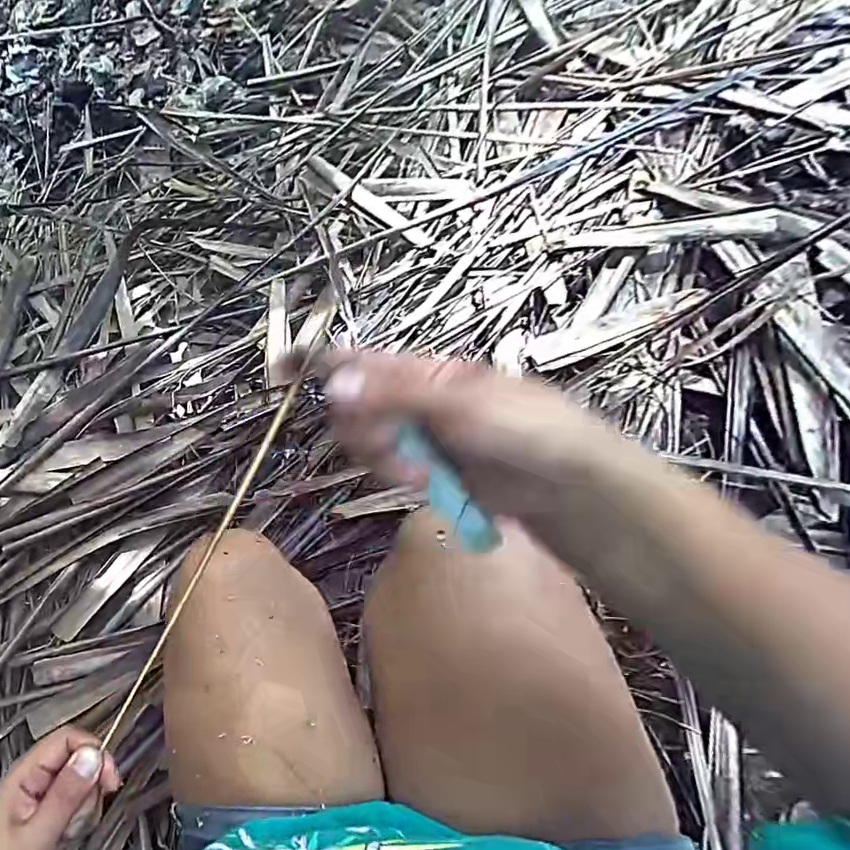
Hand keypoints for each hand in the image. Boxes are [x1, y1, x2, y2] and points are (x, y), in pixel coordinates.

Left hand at [0, 728, 122, 849]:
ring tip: (65, 837)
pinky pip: (79, 810)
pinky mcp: (51, 825)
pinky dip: (81, 825)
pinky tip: (67, 843)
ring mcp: (42, 806)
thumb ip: (67, 794)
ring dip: (85, 811)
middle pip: (79, 761)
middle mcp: (31, 786)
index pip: (65, 740)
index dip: (92, 752)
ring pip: (83, 787)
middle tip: (76, 820)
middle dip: (89, 789)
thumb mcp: (38, 839)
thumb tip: (91, 754)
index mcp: (21, 778)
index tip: (110, 779)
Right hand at [313, 351, 639, 521]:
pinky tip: (424, 481)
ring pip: (365, 442)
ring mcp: (417, 436)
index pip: (361, 360)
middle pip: (353, 407)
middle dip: (364, 429)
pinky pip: (385, 469)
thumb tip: (335, 383)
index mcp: (425, 371)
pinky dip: (396, 477)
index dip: (321, 361)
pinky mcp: (422, 468)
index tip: (283, 367)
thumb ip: (395, 394)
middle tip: (391, 444)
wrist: (566, 490)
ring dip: (382, 458)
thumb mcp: (461, 404)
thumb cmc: (530, 431)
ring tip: (418, 470)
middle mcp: (413, 400)